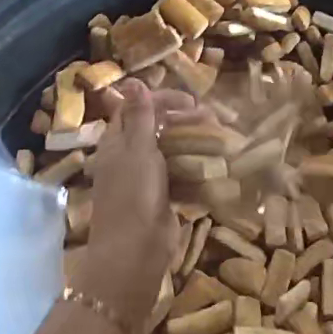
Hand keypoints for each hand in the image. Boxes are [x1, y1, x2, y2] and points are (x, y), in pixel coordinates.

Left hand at [66, 79, 189, 333]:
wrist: (136, 251)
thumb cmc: (133, 195)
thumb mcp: (137, 149)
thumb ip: (139, 117)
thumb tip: (133, 81)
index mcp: (115, 143)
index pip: (135, 108)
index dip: (160, 99)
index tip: (191, 101)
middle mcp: (127, 157)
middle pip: (153, 128)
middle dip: (180, 119)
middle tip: (209, 118)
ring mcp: (144, 179)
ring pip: (168, 150)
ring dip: (191, 142)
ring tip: (217, 138)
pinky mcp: (161, 198)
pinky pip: (178, 175)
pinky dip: (194, 168)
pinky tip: (214, 165)